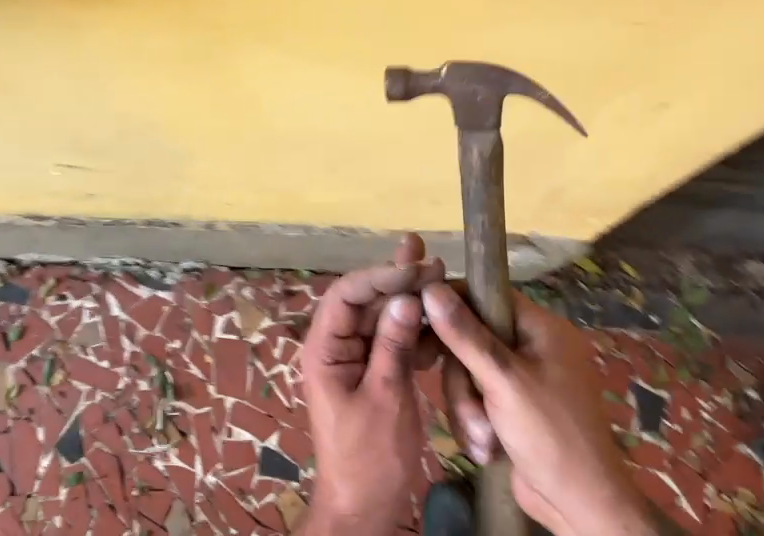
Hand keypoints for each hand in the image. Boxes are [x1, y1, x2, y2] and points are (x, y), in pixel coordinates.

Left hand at [298, 235, 444, 535]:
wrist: (365, 507)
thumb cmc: (368, 457)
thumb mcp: (384, 398)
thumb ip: (393, 346)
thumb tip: (405, 298)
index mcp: (324, 348)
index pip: (347, 295)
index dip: (380, 276)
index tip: (417, 269)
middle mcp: (337, 346)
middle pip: (365, 301)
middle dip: (397, 279)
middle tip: (428, 256)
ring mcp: (357, 359)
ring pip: (382, 318)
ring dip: (409, 299)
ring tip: (435, 270)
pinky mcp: (377, 374)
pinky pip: (395, 342)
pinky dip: (417, 330)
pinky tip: (439, 316)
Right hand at [424, 284, 658, 535]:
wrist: (581, 508)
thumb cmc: (551, 436)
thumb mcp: (503, 381)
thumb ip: (465, 334)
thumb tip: (430, 289)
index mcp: (543, 329)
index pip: (485, 294)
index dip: (451, 304)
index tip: (420, 320)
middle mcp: (533, 348)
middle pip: (470, 338)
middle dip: (462, 378)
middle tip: (466, 403)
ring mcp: (522, 379)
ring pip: (468, 372)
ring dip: (467, 406)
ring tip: (483, 436)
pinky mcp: (512, 407)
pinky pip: (475, 397)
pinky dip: (475, 421)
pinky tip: (488, 446)